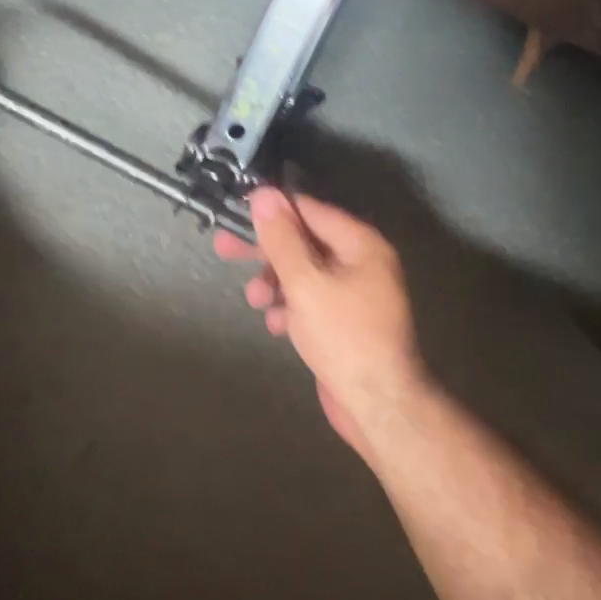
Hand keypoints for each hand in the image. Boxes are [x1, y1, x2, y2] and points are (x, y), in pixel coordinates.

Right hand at [216, 188, 427, 453]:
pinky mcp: (343, 322)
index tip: (238, 213)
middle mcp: (361, 263)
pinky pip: (311, 302)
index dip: (273, 211)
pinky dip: (291, 309)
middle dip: (265, 251)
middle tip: (224, 248)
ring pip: (303, 275)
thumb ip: (281, 239)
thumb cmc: (343, 336)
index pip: (310, 210)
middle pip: (304, 243)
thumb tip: (264, 193)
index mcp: (360, 244)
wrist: (376, 406)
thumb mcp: (305, 283)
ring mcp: (353, 294)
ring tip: (256, 301)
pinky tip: (278, 326)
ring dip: (275, 284)